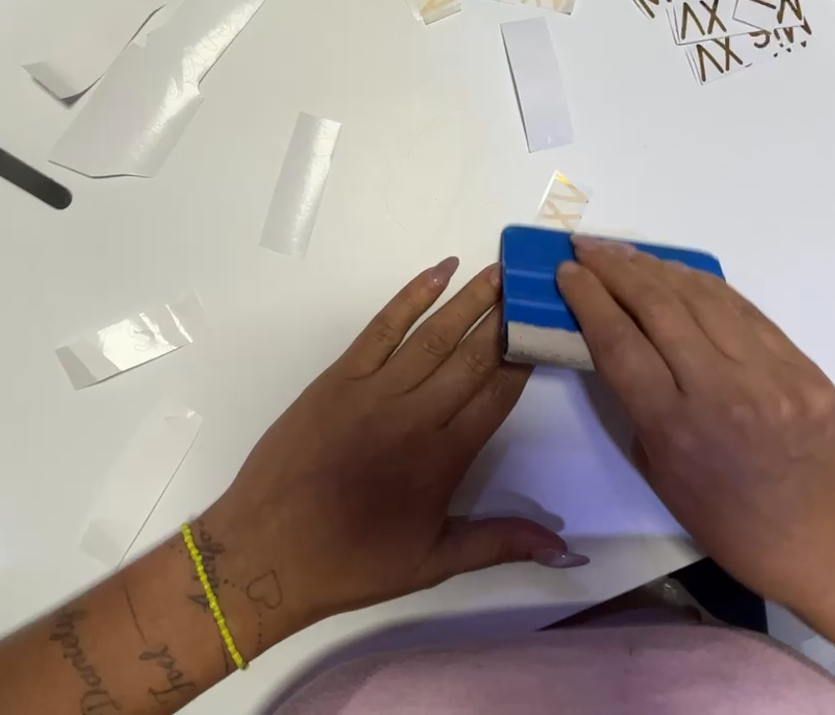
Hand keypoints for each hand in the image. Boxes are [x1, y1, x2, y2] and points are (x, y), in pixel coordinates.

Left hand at [197, 258, 581, 656]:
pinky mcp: (339, 376)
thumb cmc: (352, 561)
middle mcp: (416, 416)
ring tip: (498, 272)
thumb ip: (500, 543)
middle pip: (472, 358)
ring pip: (434, 335)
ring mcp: (375, 390)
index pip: (497, 396)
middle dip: (505, 320)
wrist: (266, 551)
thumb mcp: (433, 563)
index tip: (546, 329)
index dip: (524, 361)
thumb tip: (568, 548)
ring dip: (469, 299)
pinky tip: (437, 271)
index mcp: (444, 459)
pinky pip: (381, 327)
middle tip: (532, 286)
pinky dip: (411, 296)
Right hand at [556, 237, 834, 612]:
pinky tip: (676, 272)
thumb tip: (612, 324)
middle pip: (658, 307)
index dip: (587, 296)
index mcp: (676, 426)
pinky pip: (743, 310)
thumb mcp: (651, 458)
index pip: (620, 340)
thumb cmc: (713, 509)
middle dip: (615, 268)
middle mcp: (725, 393)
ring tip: (625, 252)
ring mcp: (773, 377)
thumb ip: (633, 391)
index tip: (566, 270)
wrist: (808, 533)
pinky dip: (702, 284)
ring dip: (656, 266)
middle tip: (587, 246)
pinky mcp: (804, 368)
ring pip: (703, 297)